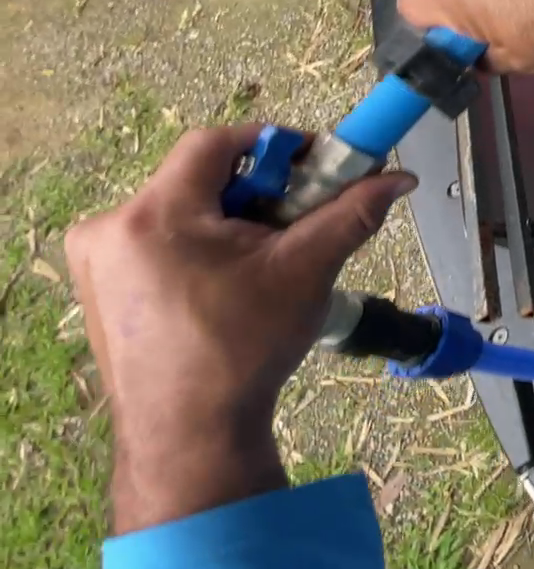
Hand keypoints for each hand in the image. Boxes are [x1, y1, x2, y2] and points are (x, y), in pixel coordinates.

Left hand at [65, 126, 416, 533]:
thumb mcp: (310, 268)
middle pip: (203, 178)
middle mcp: (110, 227)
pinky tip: (242, 281)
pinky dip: (215, 245)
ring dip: (243, 220)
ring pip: (188, 210)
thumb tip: (400, 178)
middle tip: (308, 220)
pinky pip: (167, 240)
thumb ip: (353, 213)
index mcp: (155, 215)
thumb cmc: (247, 341)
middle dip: (266, 191)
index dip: (277, 143)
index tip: (321, 164)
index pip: (216, 142)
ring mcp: (98, 259)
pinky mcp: (104, 285)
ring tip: (278, 259)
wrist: (189, 425)